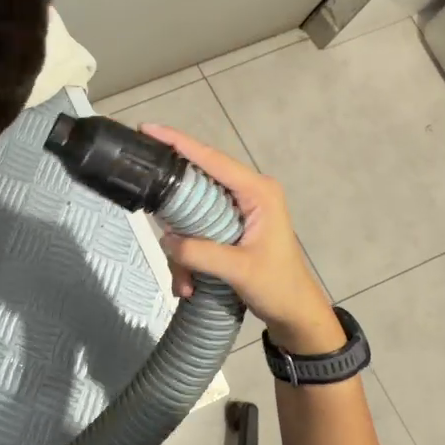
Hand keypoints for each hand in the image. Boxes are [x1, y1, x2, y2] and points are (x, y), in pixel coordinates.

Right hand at [141, 125, 345, 355]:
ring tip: (184, 281)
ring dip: (182, 248)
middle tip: (154, 218)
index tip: (147, 129)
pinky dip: (188, 256)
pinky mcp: (228, 225)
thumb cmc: (279, 287)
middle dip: (173, 211)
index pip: (211, 158)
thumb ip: (202, 253)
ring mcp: (236, 208)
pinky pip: (196, 230)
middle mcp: (247, 192)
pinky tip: (188, 284)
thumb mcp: (241, 271)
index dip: (178, 142)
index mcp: (257, 191)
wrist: (297, 315)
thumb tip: (166, 239)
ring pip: (191, 213)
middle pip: (195, 183)